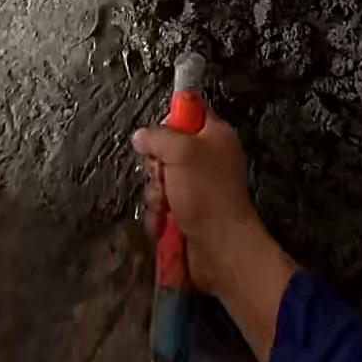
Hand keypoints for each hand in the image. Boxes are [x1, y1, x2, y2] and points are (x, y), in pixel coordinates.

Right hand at [134, 109, 297, 361]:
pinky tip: (165, 223)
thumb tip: (141, 136)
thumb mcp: (181, 152)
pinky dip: (159, 216)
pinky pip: (161, 206)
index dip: (171, 122)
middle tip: (163, 176)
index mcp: (215, 135)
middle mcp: (207, 158)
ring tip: (166, 205)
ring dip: (156, 195)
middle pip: (167, 149)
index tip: (161, 136)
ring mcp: (196, 187)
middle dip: (157, 166)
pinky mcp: (187, 212)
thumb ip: (158, 137)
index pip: (189, 113)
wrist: (221, 248)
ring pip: (161, 180)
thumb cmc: (207, 194)